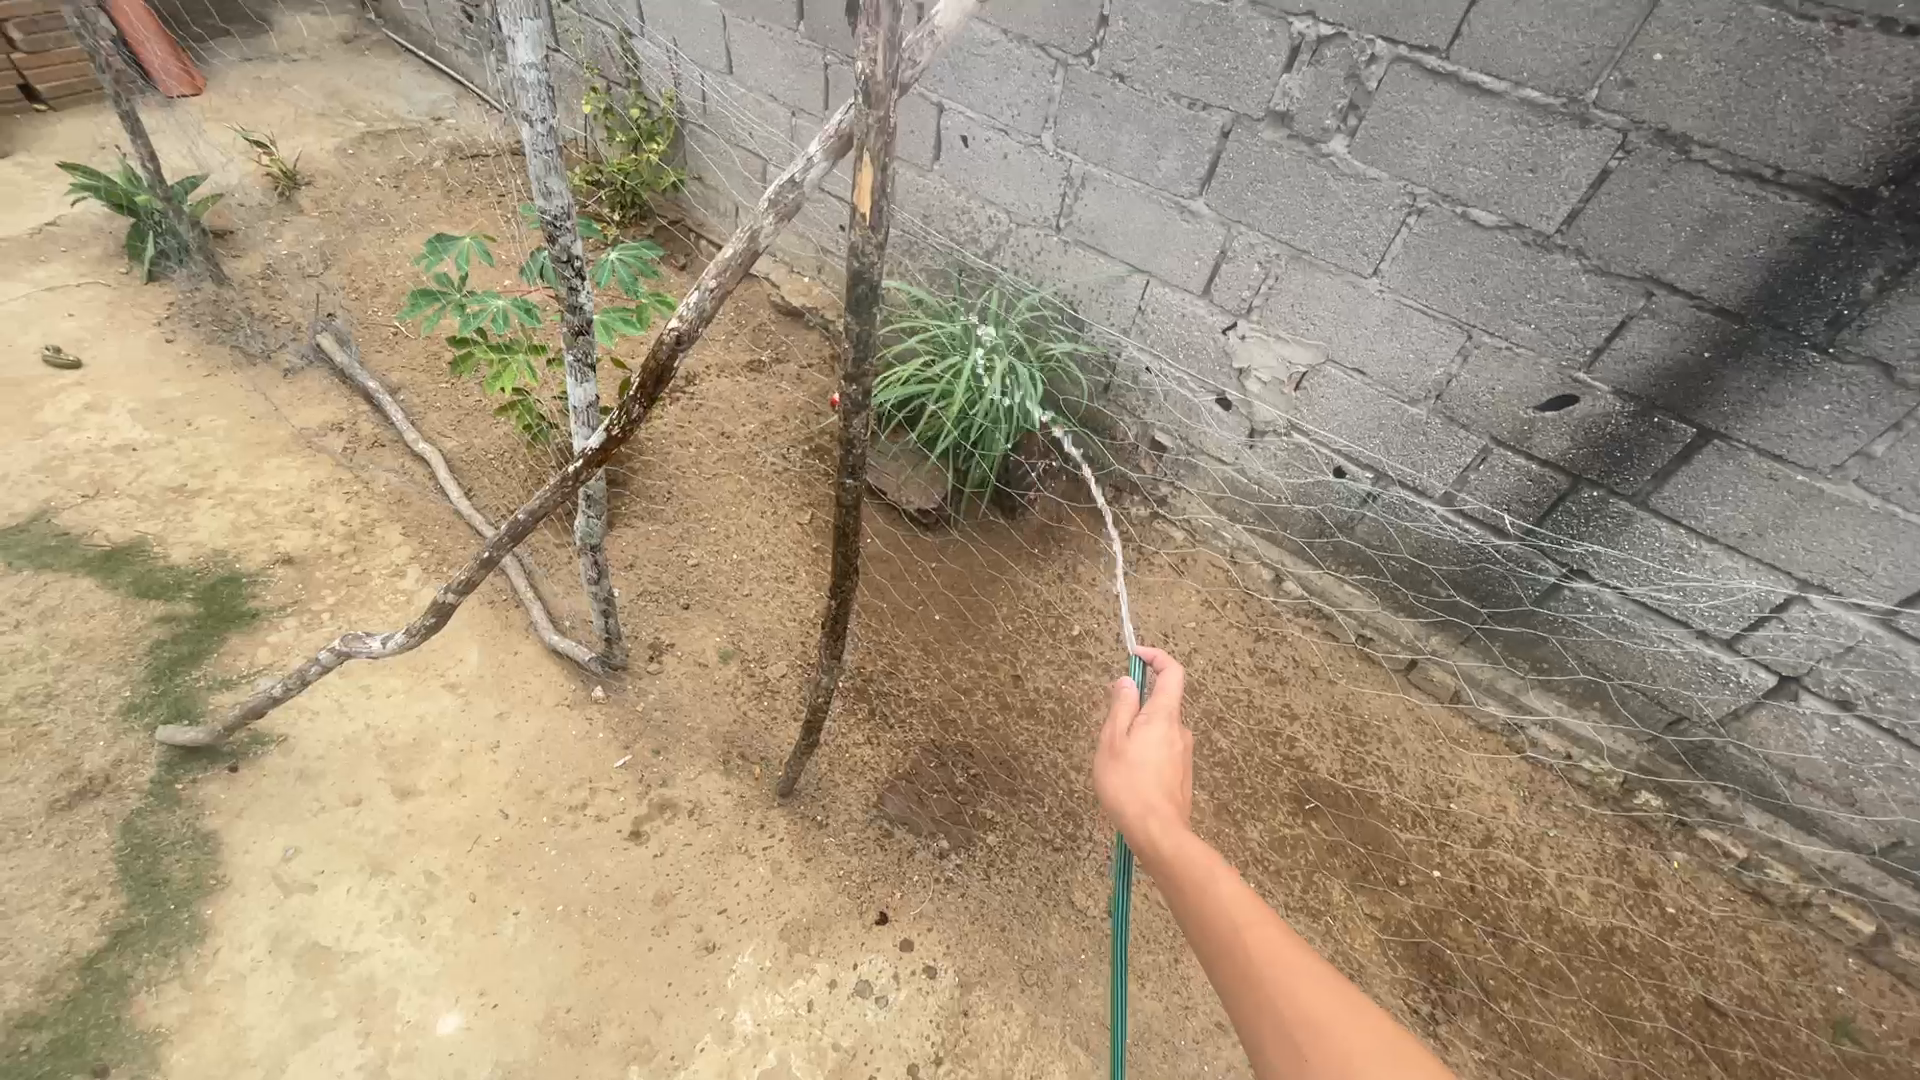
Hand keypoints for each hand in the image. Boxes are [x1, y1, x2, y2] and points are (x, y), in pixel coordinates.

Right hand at [1093, 646, 1192, 858]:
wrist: (1158, 832)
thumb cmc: (1128, 784)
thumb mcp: (1113, 739)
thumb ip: (1121, 705)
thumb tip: (1126, 681)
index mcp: (1164, 715)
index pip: (1172, 671)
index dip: (1156, 656)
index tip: (1134, 656)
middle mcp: (1180, 729)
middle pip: (1163, 700)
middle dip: (1136, 700)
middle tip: (1109, 718)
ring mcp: (1183, 752)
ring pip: (1160, 726)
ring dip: (1138, 728)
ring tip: (1114, 753)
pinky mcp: (1181, 773)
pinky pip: (1162, 747)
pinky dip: (1145, 747)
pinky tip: (1128, 772)